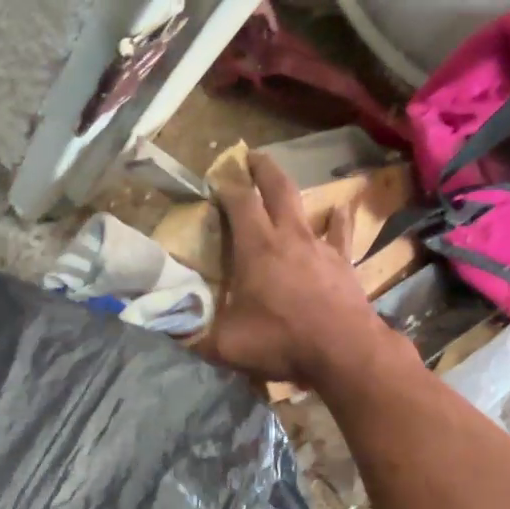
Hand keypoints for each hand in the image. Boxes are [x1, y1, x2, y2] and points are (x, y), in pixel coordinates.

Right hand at [207, 152, 394, 383]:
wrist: (342, 350)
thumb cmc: (281, 342)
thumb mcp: (224, 346)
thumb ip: (193, 335)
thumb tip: (167, 326)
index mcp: (256, 249)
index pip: (239, 204)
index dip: (226, 187)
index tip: (214, 180)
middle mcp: (289, 237)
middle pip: (277, 188)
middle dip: (261, 169)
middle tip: (251, 158)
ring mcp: (320, 246)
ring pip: (306, 205)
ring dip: (292, 190)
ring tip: (284, 184)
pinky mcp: (343, 262)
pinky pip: (340, 232)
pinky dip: (337, 218)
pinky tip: (339, 211)